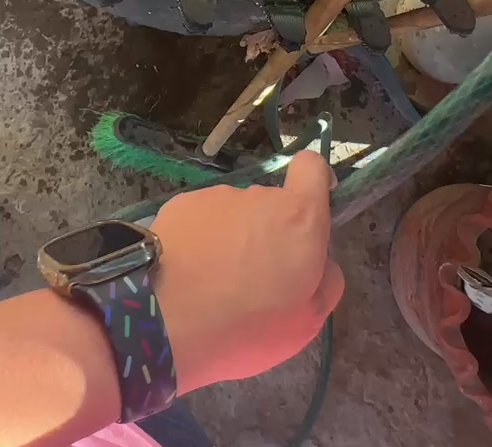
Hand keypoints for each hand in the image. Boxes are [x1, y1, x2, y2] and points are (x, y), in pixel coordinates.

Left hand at [150, 152, 342, 392]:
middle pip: (272, 204)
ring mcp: (216, 196)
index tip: (310, 210)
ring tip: (217, 282)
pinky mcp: (182, 203)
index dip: (314, 182)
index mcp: (298, 218)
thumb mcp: (306, 322)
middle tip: (256, 279)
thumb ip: (325, 281)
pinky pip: (203, 218)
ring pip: (236, 214)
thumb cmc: (247, 325)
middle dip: (270, 233)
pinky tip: (191, 271)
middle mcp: (258, 196)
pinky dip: (202, 239)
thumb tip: (322, 259)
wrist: (165, 317)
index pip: (312, 167)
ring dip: (234, 238)